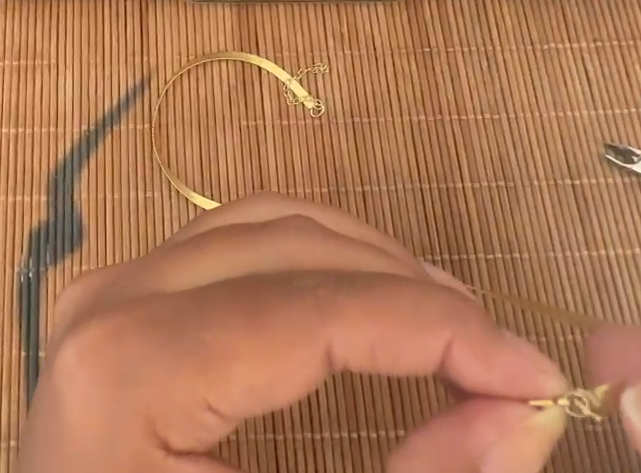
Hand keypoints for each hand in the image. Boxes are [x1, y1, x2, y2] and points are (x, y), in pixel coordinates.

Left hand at [16, 193, 572, 472]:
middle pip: (290, 248)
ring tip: (447, 318)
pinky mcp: (122, 293)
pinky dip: (315, 254)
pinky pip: (233, 239)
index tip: (530, 370)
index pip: (310, 311)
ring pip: (265, 224)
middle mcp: (111, 300)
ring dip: (367, 259)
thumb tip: (518, 417)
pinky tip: (367, 293)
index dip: (432, 329)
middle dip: (409, 291)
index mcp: (129, 370)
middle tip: (497, 356)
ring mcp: (110, 287)